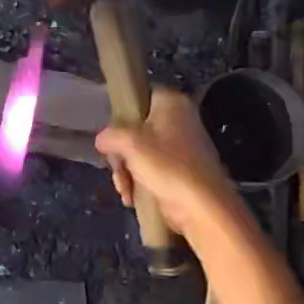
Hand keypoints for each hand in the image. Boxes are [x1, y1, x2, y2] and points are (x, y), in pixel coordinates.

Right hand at [94, 87, 245, 238]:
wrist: (201, 206)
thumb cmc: (167, 166)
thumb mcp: (130, 144)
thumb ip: (110, 135)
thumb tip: (102, 139)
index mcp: (172, 103)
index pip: (138, 97)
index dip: (121, 117)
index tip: (110, 137)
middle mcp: (180, 120)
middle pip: (137, 130)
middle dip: (121, 155)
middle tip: (118, 170)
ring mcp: (183, 146)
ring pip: (142, 153)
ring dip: (128, 173)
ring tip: (126, 191)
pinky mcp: (182, 170)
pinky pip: (153, 170)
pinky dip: (141, 183)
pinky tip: (133, 198)